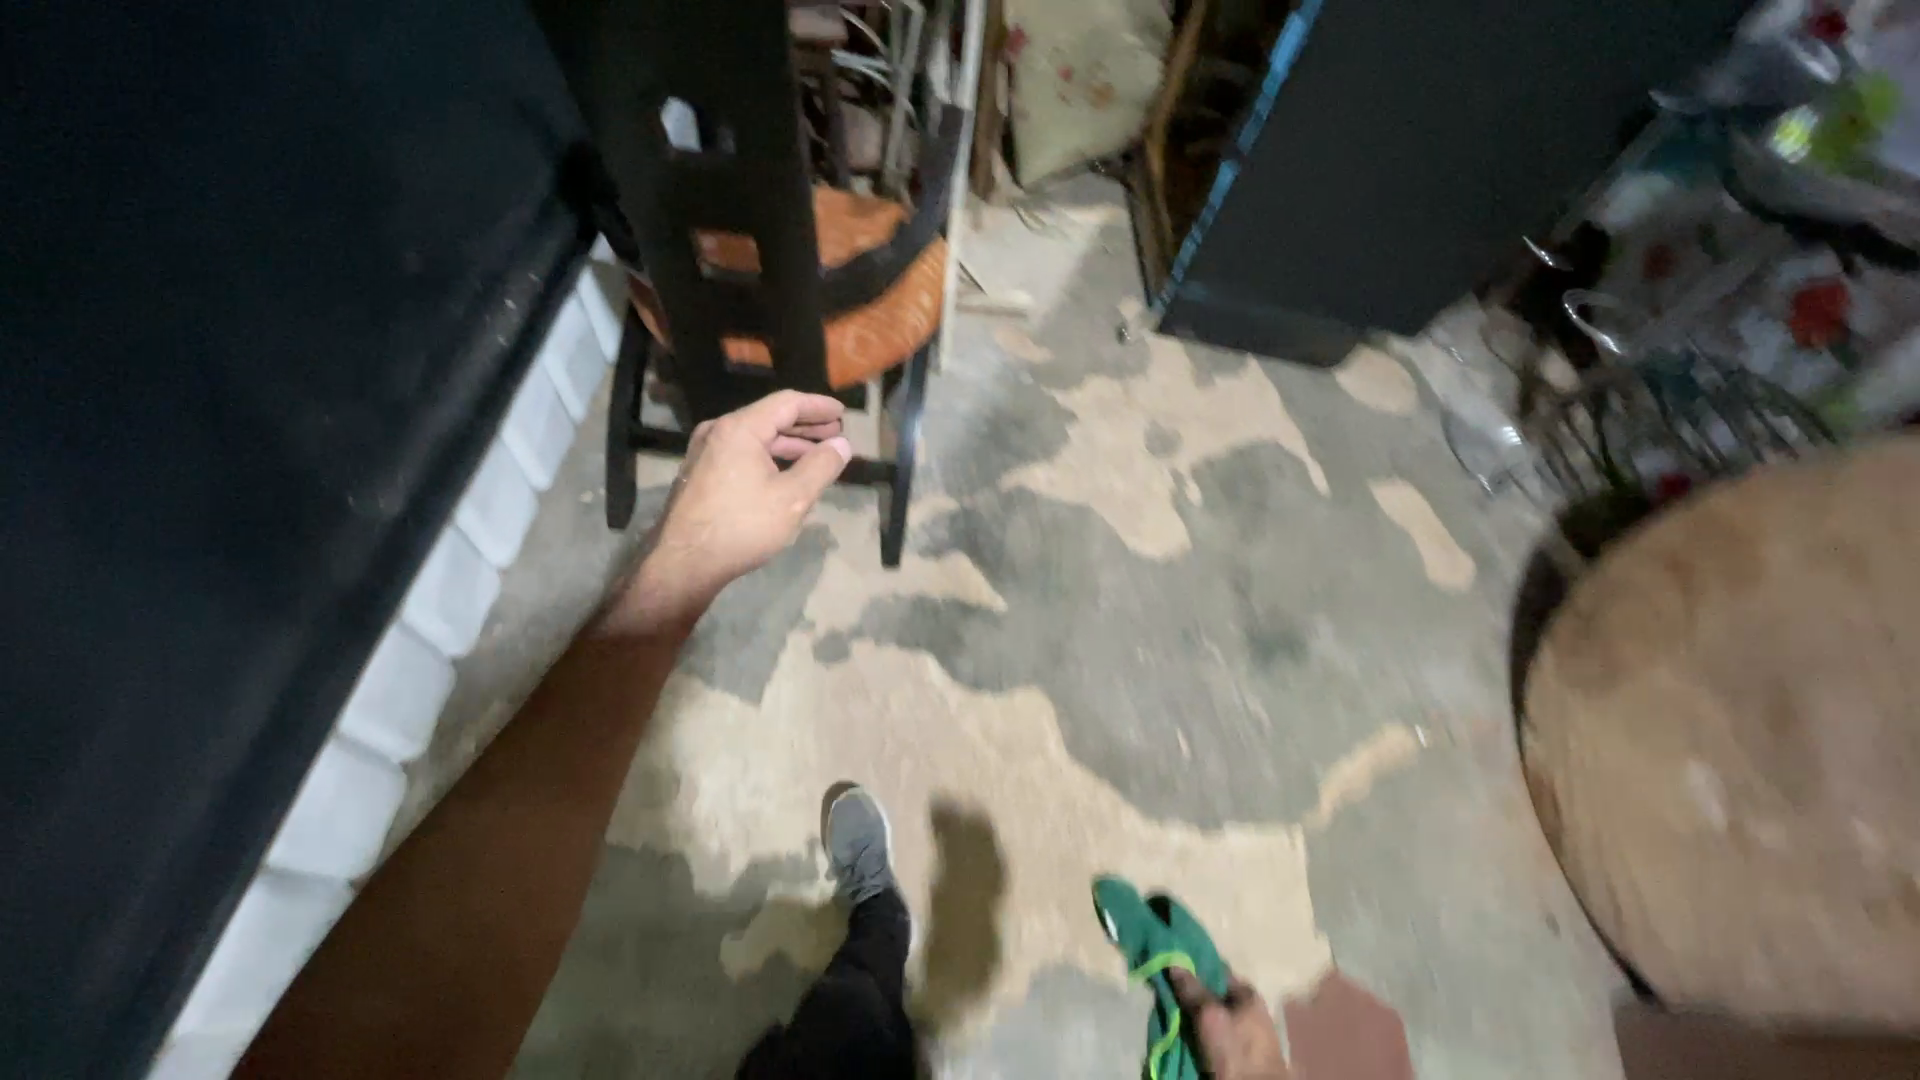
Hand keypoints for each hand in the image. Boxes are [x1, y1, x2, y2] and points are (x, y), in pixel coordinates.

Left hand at [602, 390, 850, 636]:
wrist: (684, 563)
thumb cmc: (741, 527)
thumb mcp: (792, 498)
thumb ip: (821, 466)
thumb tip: (842, 445)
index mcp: (740, 429)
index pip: (786, 403)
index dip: (818, 406)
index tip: (842, 412)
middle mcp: (718, 432)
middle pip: (769, 417)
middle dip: (806, 426)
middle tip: (836, 433)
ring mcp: (705, 453)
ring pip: (755, 438)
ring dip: (788, 443)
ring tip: (816, 454)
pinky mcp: (700, 474)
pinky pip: (741, 454)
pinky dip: (768, 457)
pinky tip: (785, 474)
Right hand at [1167, 968, 1289, 1079]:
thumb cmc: (1236, 1051)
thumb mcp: (1209, 1016)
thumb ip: (1191, 989)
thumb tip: (1174, 962)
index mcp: (1247, 993)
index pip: (1214, 968)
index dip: (1191, 964)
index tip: (1167, 962)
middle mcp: (1247, 1008)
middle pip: (1210, 992)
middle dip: (1187, 991)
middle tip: (1163, 988)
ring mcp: (1243, 1031)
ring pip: (1209, 1013)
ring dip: (1190, 1012)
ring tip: (1167, 1007)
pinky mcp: (1237, 1052)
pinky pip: (1211, 1032)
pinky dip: (1196, 1030)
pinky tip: (1181, 1028)